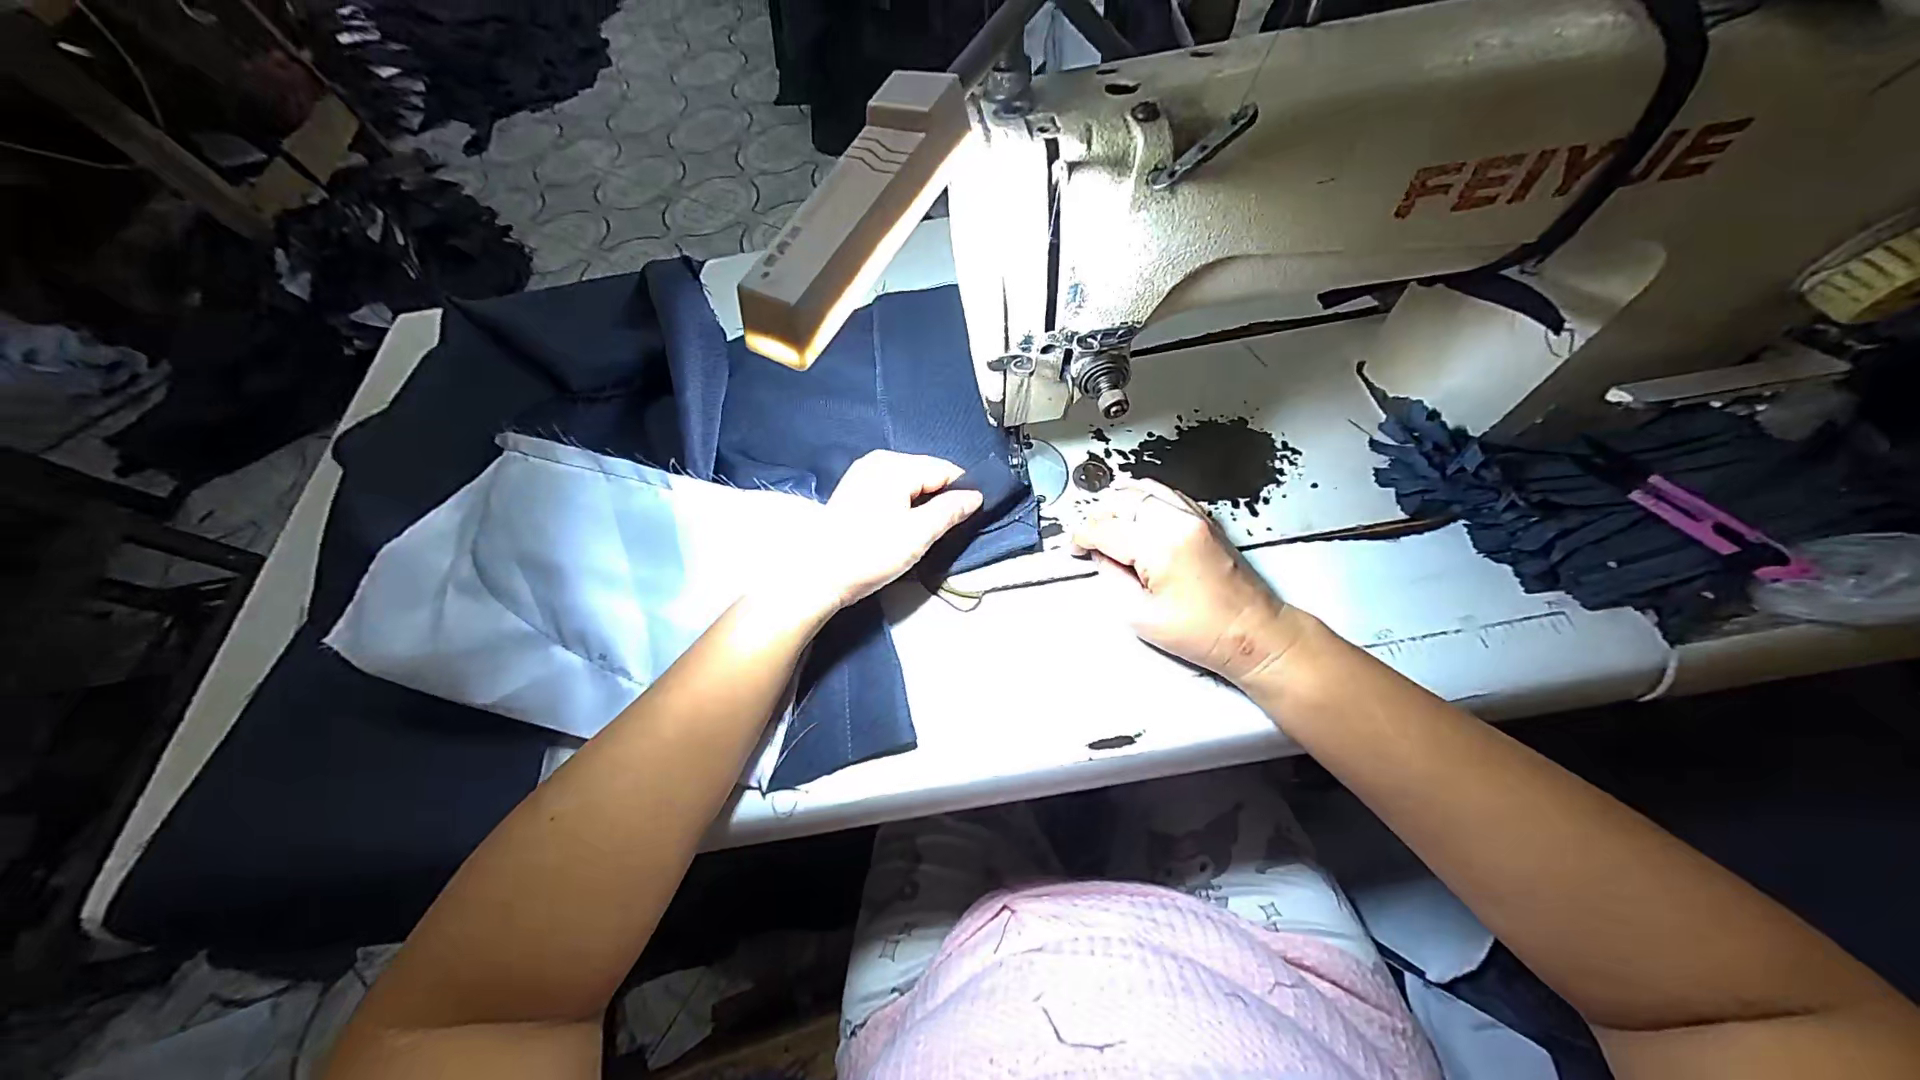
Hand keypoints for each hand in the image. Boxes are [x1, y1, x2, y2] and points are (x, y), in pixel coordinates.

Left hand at [765, 450, 983, 616]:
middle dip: (941, 499)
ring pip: (910, 484)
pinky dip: (904, 507)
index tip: (970, 517)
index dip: (962, 492)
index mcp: (894, 466)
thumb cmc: (866, 554)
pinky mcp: (854, 494)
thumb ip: (950, 511)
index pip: (945, 469)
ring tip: (922, 535)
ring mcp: (863, 476)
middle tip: (945, 531)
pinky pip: (893, 492)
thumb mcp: (918, 534)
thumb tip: (974, 496)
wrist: (819, 576)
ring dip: (922, 506)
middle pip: (927, 474)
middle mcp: (877, 463)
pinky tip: (901, 531)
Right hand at [1069, 478, 1313, 685]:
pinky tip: (1136, 512)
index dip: (1082, 537)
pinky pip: (1167, 493)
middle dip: (1098, 516)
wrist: (1252, 633)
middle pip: (1122, 501)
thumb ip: (1112, 577)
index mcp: (1160, 545)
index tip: (1075, 547)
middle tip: (1087, 537)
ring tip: (1107, 521)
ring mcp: (1194, 517)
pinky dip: (1144, 498)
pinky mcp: (1205, 520)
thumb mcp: (1140, 615)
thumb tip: (1101, 556)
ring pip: (1144, 489)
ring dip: (1119, 502)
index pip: (1105, 528)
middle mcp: (1178, 522)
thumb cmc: (1206, 631)